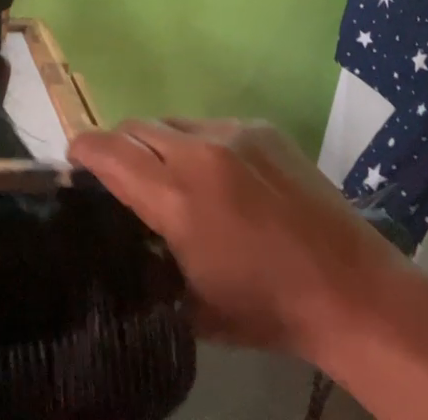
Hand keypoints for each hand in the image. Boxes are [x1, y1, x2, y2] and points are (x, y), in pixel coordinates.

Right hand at [69, 118, 397, 361]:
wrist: (351, 290)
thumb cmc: (264, 307)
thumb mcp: (189, 301)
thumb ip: (147, 257)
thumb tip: (123, 236)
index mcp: (174, 197)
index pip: (107, 150)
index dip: (82, 149)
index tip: (76, 160)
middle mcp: (198, 152)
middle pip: (135, 126)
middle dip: (119, 146)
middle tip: (124, 176)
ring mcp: (234, 134)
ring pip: (173, 121)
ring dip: (161, 144)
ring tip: (176, 176)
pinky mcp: (264, 129)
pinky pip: (213, 125)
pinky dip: (202, 145)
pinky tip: (222, 178)